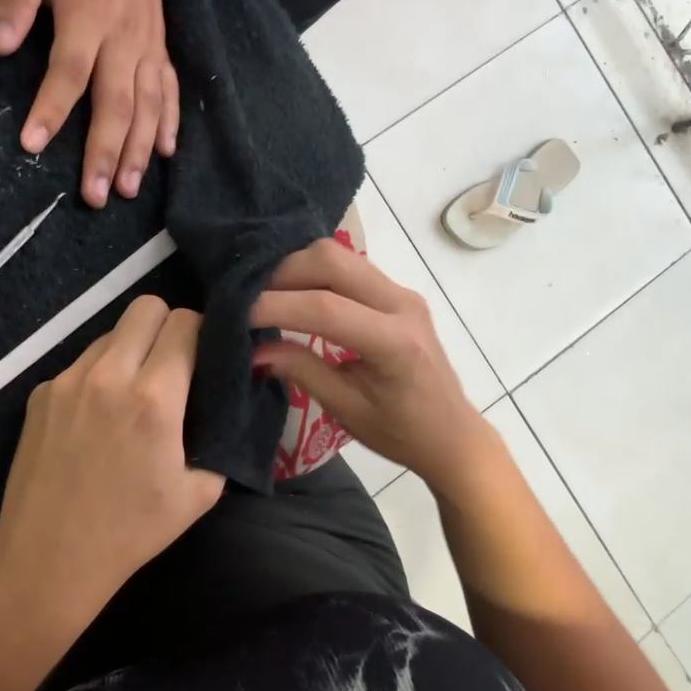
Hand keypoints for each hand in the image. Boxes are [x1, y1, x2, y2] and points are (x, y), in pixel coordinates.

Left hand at [0, 0, 179, 208]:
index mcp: (87, 13)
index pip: (69, 70)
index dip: (51, 108)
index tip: (32, 144)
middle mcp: (123, 37)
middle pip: (115, 102)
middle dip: (104, 151)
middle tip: (93, 196)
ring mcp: (148, 46)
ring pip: (146, 106)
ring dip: (137, 150)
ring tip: (125, 189)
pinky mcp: (161, 48)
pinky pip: (170, 91)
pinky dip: (168, 123)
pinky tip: (164, 154)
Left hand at [0, 297, 222, 628]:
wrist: (48, 562)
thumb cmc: (130, 534)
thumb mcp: (199, 493)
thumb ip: (220, 437)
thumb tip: (229, 401)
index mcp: (154, 397)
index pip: (186, 323)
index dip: (204, 333)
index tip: (207, 356)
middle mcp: (108, 374)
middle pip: (145, 307)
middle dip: (168, 325)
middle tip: (175, 363)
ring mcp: (67, 381)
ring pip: (110, 333)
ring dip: (131, 349)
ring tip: (134, 392)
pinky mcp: (39, 394)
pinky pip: (80, 364)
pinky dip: (98, 375)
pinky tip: (97, 417)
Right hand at [250, 240, 480, 475]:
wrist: (453, 435)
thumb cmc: (402, 432)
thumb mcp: (348, 410)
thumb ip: (302, 372)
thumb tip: (253, 350)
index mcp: (395, 342)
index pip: (325, 308)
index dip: (275, 306)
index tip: (237, 316)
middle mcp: (402, 304)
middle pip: (331, 261)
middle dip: (282, 274)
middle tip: (248, 301)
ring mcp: (401, 292)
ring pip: (338, 255)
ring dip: (295, 269)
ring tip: (265, 297)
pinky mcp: (396, 292)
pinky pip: (348, 266)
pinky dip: (312, 273)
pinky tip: (292, 294)